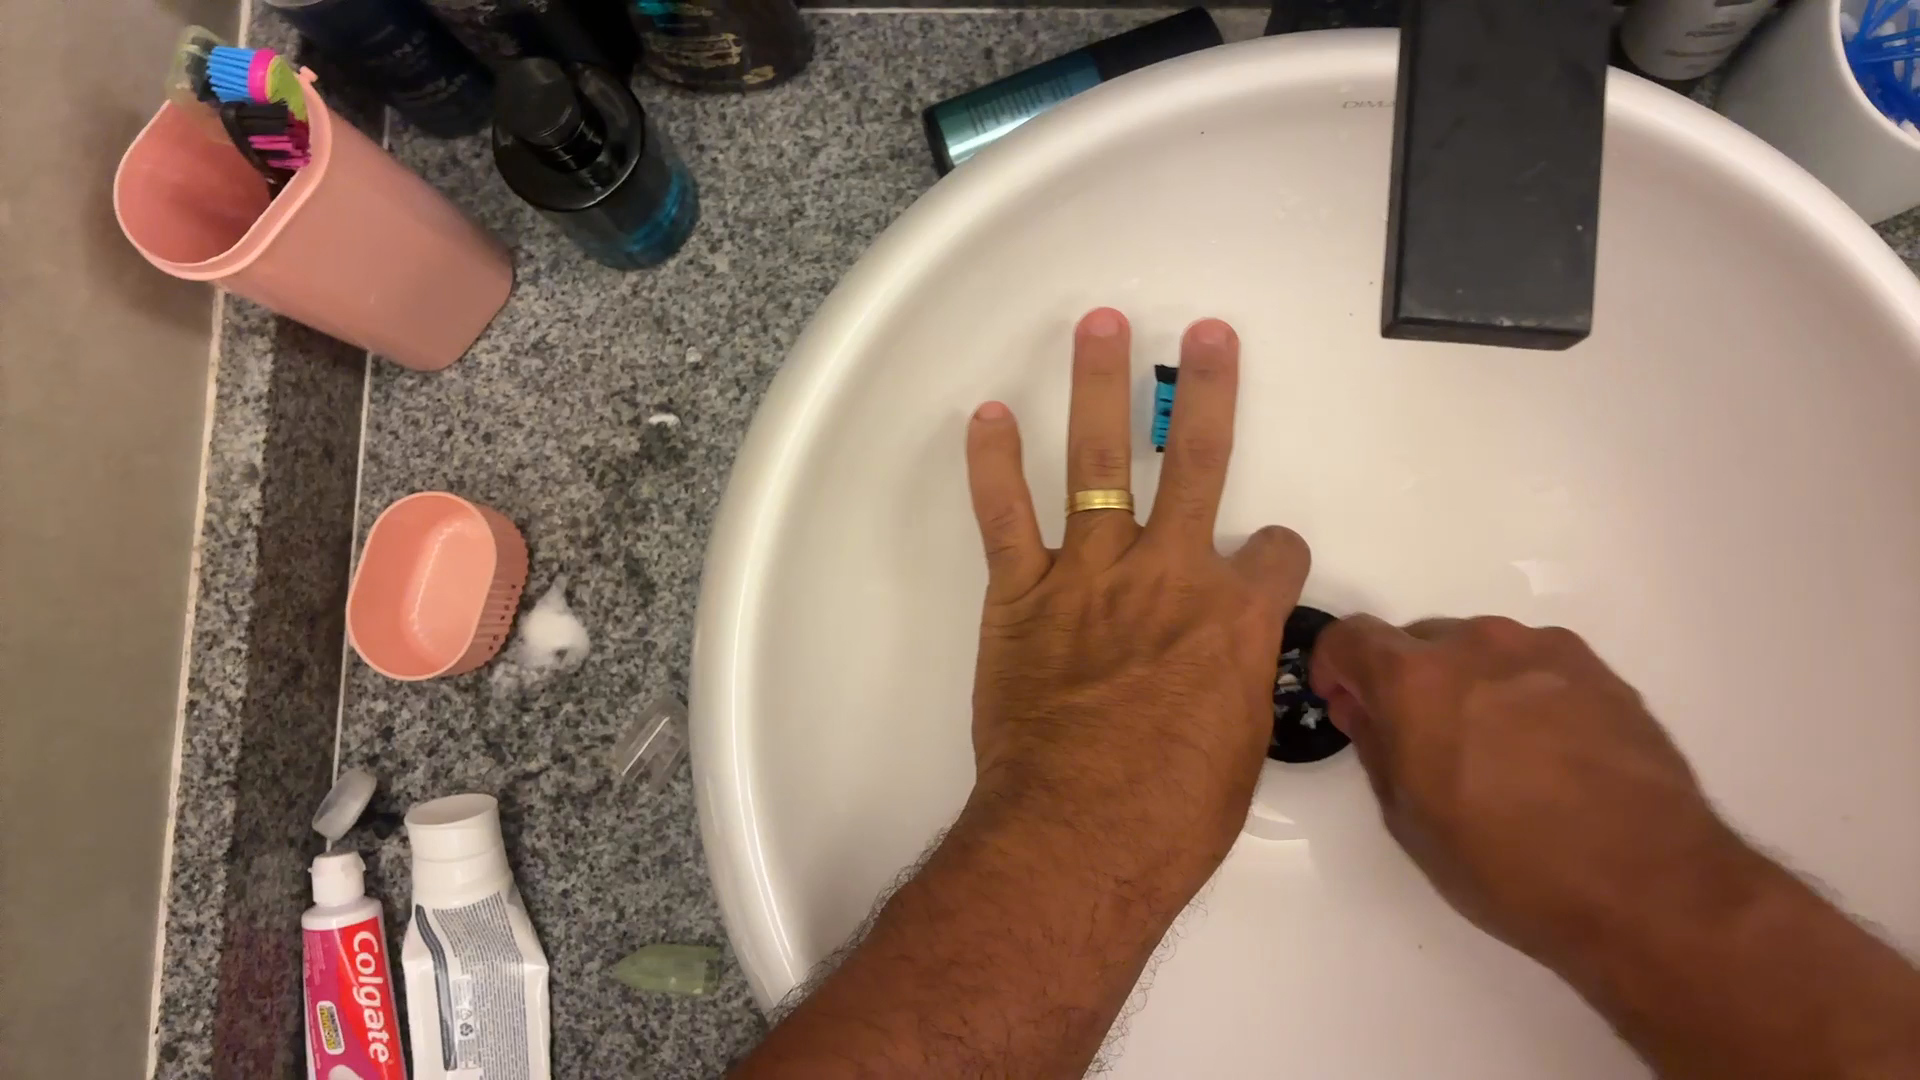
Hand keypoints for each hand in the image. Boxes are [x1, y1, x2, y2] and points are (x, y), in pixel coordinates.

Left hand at [960, 308, 1309, 890]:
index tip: (1266, 559)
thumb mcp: (1238, 749)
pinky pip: (1005, 515)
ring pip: (1100, 464)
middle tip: (1206, 335)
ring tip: (1098, 327)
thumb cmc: (1171, 813)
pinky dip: (993, 463)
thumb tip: (1220, 667)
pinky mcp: (1023, 594)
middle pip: (1198, 463)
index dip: (1276, 554)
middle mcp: (1171, 576)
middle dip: (1207, 391)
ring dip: (1100, 390)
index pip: (1276, 553)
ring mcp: (1092, 575)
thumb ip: (1232, 683)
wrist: (1080, 836)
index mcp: (1239, 619)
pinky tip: (989, 417)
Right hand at [1309, 615, 1740, 964]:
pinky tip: (1541, 750)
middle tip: (1417, 737)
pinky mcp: (1599, 671)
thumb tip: (1365, 711)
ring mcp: (1543, 652)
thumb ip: (1374, 745)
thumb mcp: (1405, 815)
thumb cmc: (1504, 862)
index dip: (1334, 668)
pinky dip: (1516, 691)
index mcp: (1412, 676)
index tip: (1345, 704)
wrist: (1653, 891)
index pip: (1347, 637)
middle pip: (1412, 641)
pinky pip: (1531, 665)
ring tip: (1489, 747)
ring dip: (1461, 683)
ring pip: (1475, 650)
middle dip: (1400, 679)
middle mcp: (1473, 644)